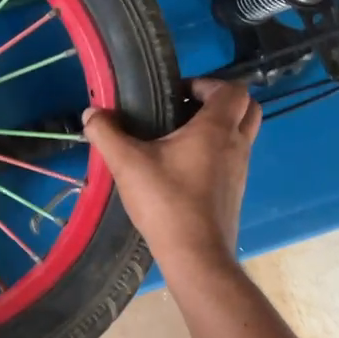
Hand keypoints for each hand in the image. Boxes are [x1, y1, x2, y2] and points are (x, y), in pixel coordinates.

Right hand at [83, 79, 260, 269]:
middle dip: (219, 101)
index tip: (176, 92)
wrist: (195, 254)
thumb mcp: (126, 163)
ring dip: (218, 126)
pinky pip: (233, 156)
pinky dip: (215, 151)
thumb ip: (106, 133)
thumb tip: (92, 113)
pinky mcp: (235, 190)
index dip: (206, 83)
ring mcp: (240, 169)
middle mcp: (236, 144)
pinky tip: (181, 166)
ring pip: (241, 133)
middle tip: (184, 108)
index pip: (232, 89)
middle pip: (247, 108)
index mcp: (216, 129)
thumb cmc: (165, 200)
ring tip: (177, 137)